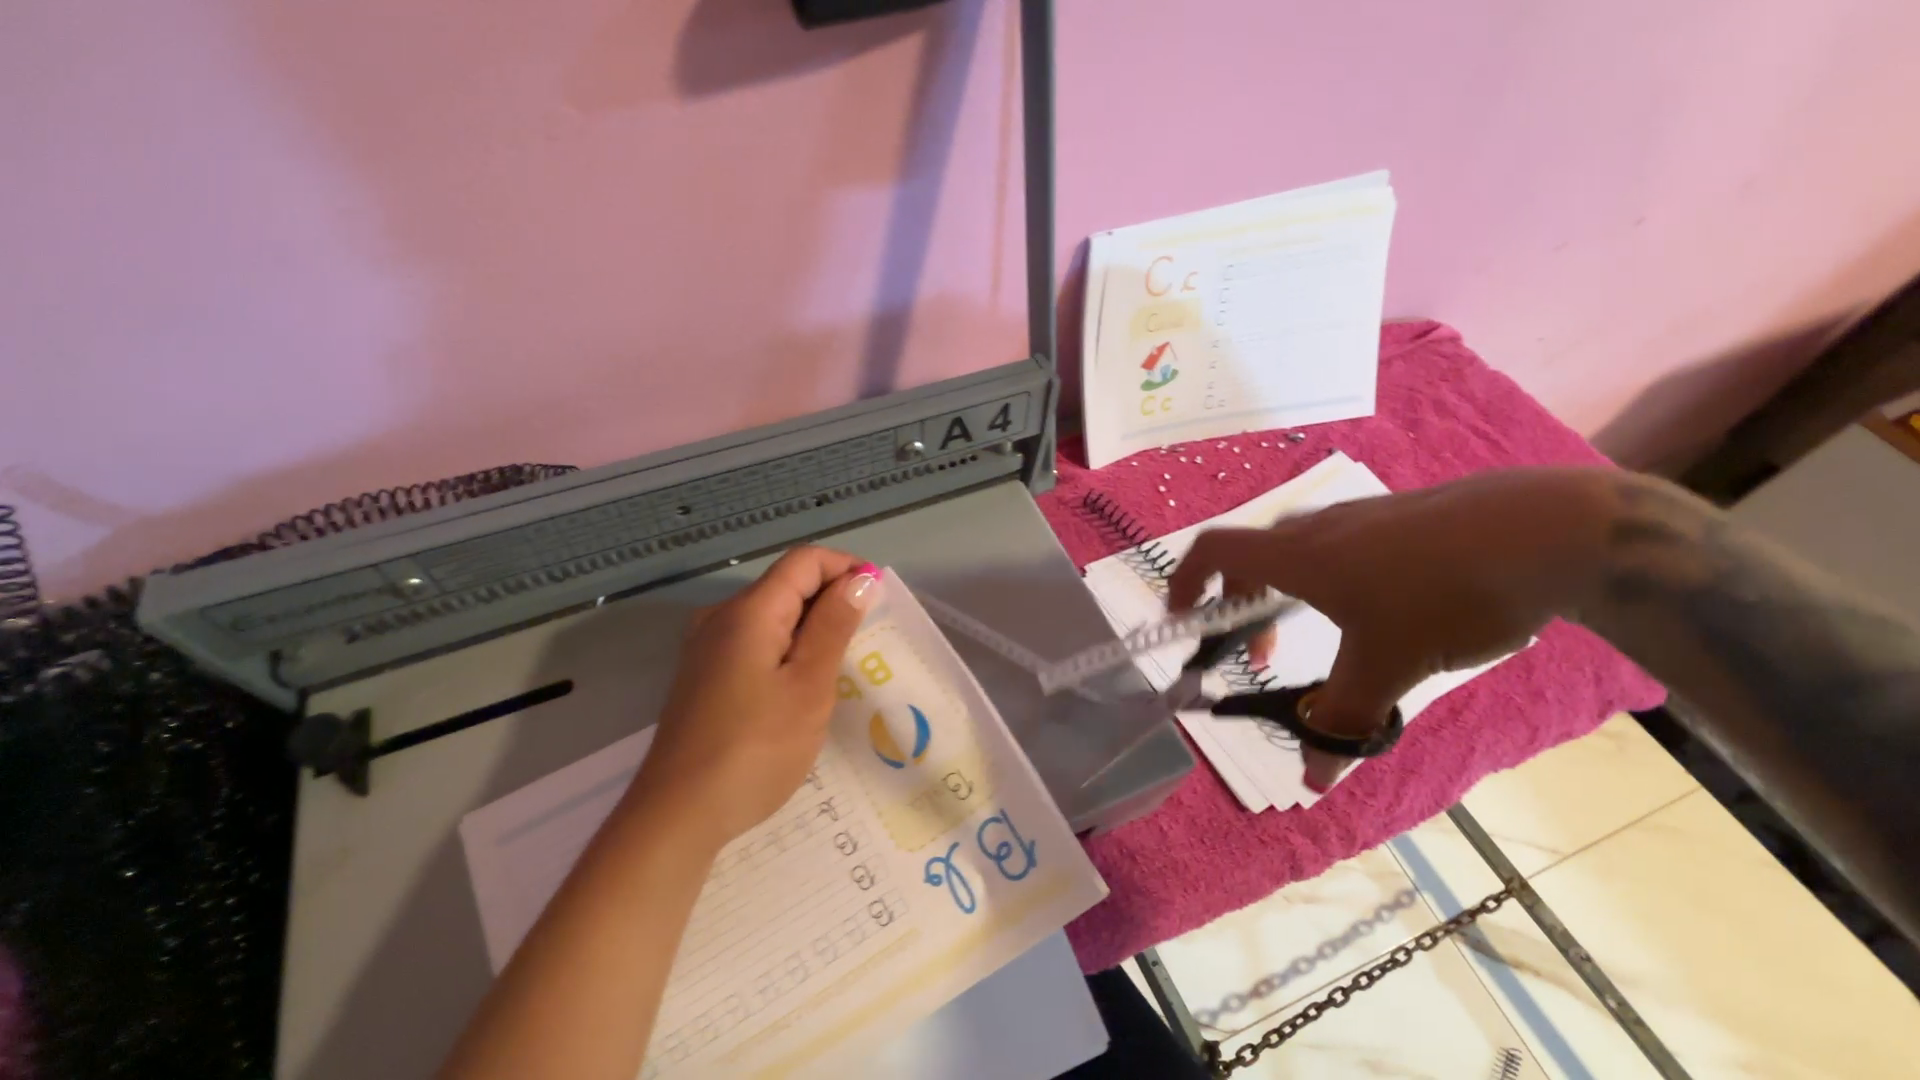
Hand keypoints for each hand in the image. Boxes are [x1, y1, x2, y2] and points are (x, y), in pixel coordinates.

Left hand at [629, 548, 879, 846]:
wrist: (679, 814)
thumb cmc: (756, 750)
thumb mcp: (809, 687)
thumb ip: (833, 627)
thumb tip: (859, 579)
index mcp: (748, 612)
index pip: (804, 561)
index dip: (846, 568)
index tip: (880, 600)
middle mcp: (721, 618)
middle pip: (785, 584)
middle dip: (831, 598)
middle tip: (868, 642)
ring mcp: (706, 649)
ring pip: (770, 616)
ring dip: (811, 627)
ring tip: (842, 669)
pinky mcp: (703, 677)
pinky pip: (753, 643)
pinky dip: (786, 650)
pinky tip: (802, 689)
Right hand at [1168, 468, 1613, 789]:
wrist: (1548, 532)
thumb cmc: (1444, 596)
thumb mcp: (1387, 669)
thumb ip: (1342, 723)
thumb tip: (1311, 783)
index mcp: (1299, 555)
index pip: (1216, 550)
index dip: (1187, 580)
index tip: (1182, 617)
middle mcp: (1322, 526)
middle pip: (1257, 553)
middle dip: (1244, 602)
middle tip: (1261, 650)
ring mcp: (1367, 516)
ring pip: (1304, 550)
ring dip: (1291, 591)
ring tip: (1325, 634)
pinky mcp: (1408, 517)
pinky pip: (1346, 545)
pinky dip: (1334, 579)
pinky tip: (1386, 611)